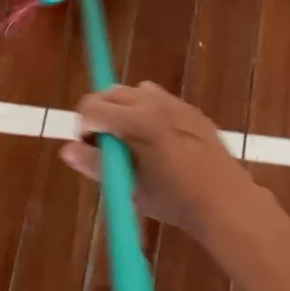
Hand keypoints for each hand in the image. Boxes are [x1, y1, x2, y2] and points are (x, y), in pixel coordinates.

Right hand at [59, 81, 260, 241]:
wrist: (223, 198)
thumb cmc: (173, 199)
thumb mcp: (129, 185)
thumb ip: (96, 164)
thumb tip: (66, 149)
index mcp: (137, 120)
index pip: (92, 106)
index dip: (83, 125)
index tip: (87, 147)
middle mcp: (154, 102)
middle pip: (110, 93)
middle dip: (99, 114)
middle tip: (103, 146)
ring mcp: (174, 102)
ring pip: (133, 92)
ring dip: (122, 109)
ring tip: (128, 142)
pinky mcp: (189, 108)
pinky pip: (156, 98)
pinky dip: (144, 110)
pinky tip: (154, 140)